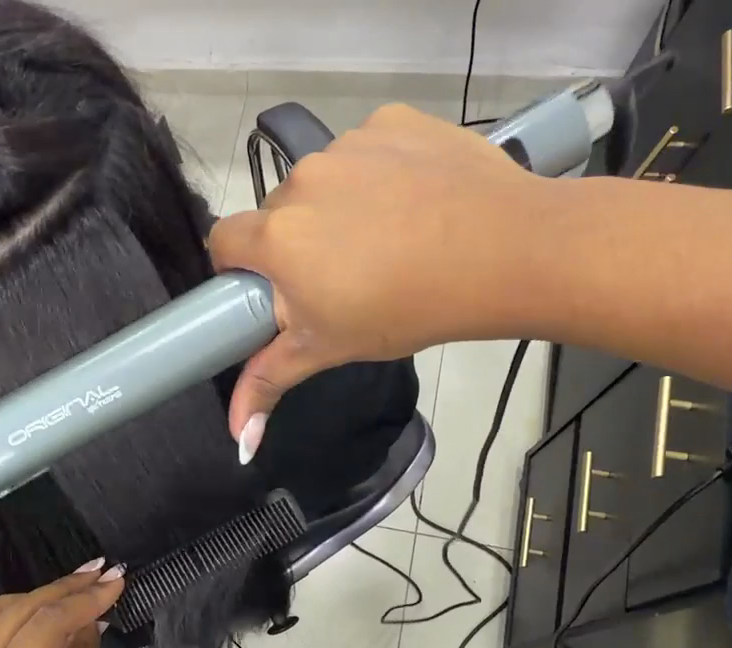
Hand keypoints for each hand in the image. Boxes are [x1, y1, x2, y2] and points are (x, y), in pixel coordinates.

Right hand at [208, 104, 555, 455]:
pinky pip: (366, 150)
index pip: (223, 241)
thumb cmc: (408, 308)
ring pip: (321, 181)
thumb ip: (270, 384)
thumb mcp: (329, 349)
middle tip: (339, 277)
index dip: (238, 267)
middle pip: (275, 213)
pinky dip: (378, 174)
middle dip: (294, 242)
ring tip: (385, 239)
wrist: (508, 251)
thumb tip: (237, 441)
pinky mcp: (393, 121)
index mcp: (276, 236)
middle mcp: (301, 179)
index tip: (270, 289)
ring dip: (335, 207)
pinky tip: (412, 202)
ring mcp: (349, 144)